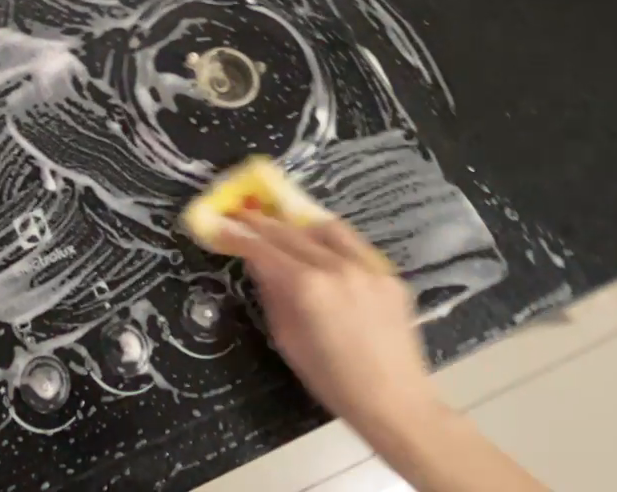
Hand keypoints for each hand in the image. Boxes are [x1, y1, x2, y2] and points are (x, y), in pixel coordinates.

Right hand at [219, 213, 440, 434]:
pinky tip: (323, 251)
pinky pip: (353, 245)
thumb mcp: (287, 339)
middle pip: (289, 232)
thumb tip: (257, 262)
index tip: (220, 225)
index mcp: (307, 287)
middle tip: (241, 214)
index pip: (263, 249)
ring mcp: (367, 267)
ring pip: (325, 227)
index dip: (238, 235)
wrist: (396, 403)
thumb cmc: (332, 381)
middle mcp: (336, 267)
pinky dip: (331, 242)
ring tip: (286, 229)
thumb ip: (271, 293)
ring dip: (299, 225)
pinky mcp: (389, 274)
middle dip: (261, 223)